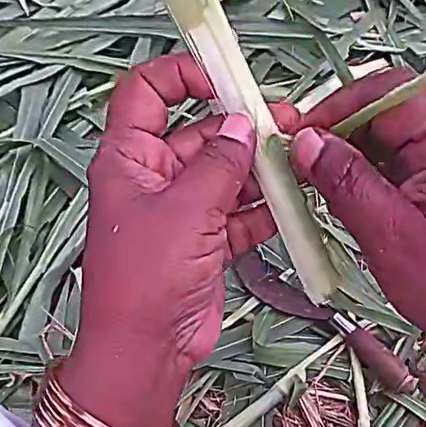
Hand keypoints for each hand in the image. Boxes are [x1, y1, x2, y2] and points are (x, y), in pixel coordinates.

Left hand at [58, 53, 286, 426]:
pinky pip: (237, 216)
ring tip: (296, 162)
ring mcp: (180, 214)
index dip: (181, 76)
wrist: (147, 350)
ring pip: (224, 177)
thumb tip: (243, 126)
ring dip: (258, 171)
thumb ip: (219, 163)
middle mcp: (153, 180)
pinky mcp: (204, 245)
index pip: (146, 94)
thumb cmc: (147, 277)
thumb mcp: (185, 210)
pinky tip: (289, 205)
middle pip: (200, 136)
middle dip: (241, 130)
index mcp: (129, 159)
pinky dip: (261, 211)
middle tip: (287, 125)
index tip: (224, 77)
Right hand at [294, 70, 425, 426]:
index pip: (388, 94)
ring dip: (345, 150)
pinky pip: (393, 157)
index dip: (335, 108)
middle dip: (336, 128)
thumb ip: (346, 182)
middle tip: (293, 156)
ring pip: (385, 132)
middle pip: (386, 107)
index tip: (294, 134)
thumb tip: (305, 142)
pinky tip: (334, 190)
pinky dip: (360, 170)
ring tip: (308, 177)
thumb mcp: (389, 234)